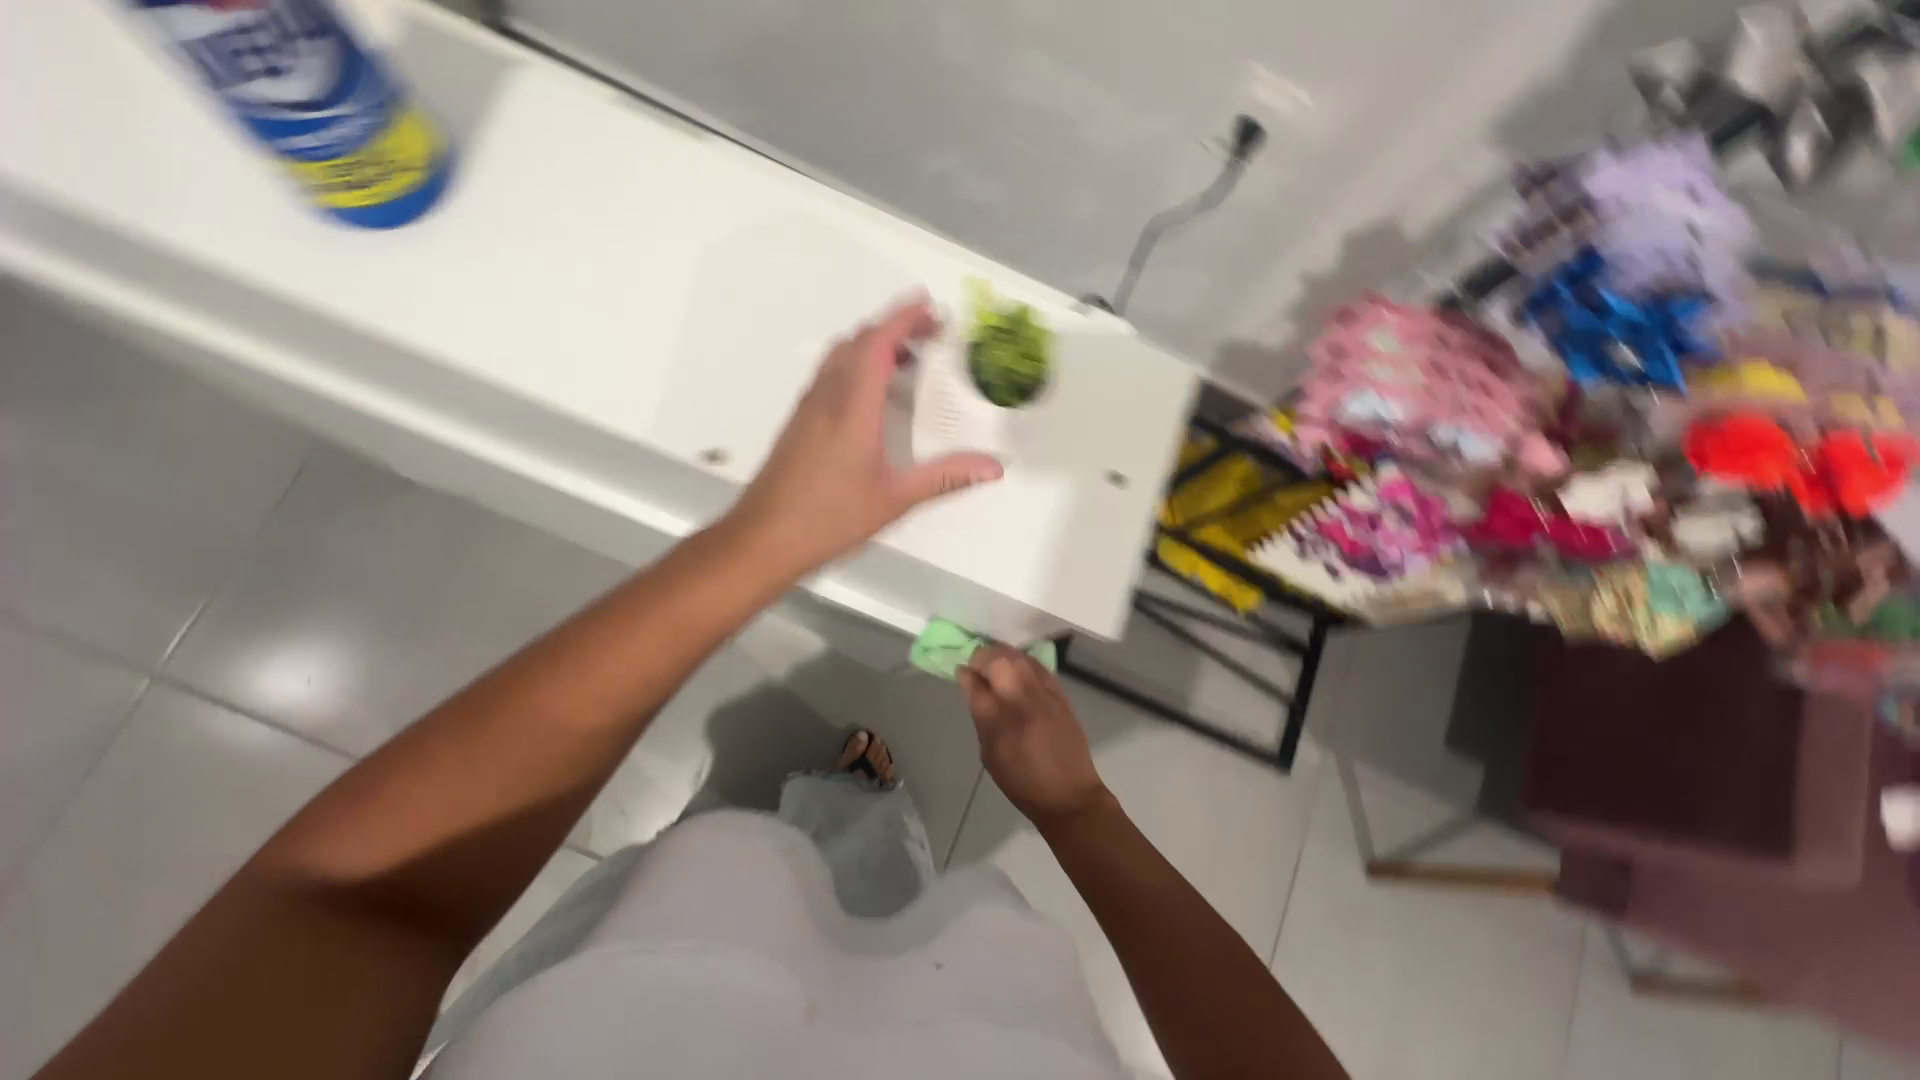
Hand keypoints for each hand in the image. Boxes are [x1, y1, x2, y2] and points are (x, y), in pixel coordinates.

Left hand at [729, 297, 1003, 572]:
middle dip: (894, 326)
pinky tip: (872, 392)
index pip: (877, 343)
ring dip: (872, 344)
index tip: (931, 308)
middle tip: (929, 331)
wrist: (763, 537)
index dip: (904, 318)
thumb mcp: (895, 499)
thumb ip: (946, 477)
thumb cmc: (830, 518)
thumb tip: (993, 467)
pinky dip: (855, 364)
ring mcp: (808, 407)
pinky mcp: (799, 421)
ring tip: (907, 356)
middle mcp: (827, 396)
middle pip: (858, 341)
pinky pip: (829, 374)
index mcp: (853, 407)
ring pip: (839, 355)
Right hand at [959, 646, 1110, 826]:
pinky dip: (1024, 662)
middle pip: (1000, 661)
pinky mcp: (1062, 697)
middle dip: (983, 656)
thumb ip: (982, 719)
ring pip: (1021, 658)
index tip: (961, 671)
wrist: (1068, 796)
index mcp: (1000, 723)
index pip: (976, 685)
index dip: (966, 674)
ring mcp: (1046, 696)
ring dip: (1003, 654)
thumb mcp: (990, 756)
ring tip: (995, 662)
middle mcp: (1023, 703)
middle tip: (977, 663)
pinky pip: (1040, 668)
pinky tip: (1017, 668)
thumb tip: (974, 691)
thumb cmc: (1022, 783)